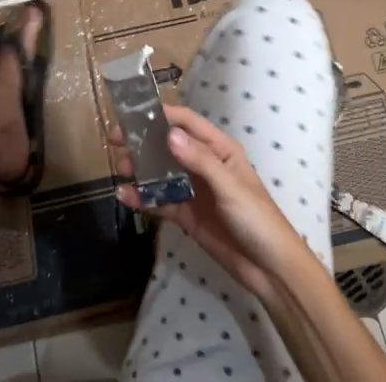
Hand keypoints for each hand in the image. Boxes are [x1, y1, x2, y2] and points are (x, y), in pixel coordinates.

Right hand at [110, 104, 305, 298]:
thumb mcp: (231, 187)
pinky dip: (143, 198)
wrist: (269, 269)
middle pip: (169, 146)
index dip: (161, 116)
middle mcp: (204, 165)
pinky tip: (126, 197)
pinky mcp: (186, 215)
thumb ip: (200, 161)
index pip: (187, 123)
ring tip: (120, 172)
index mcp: (220, 150)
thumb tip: (169, 135)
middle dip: (144, 143)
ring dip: (141, 170)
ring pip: (161, 173)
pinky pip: (161, 201)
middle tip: (116, 144)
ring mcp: (194, 191)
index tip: (132, 117)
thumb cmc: (257, 219)